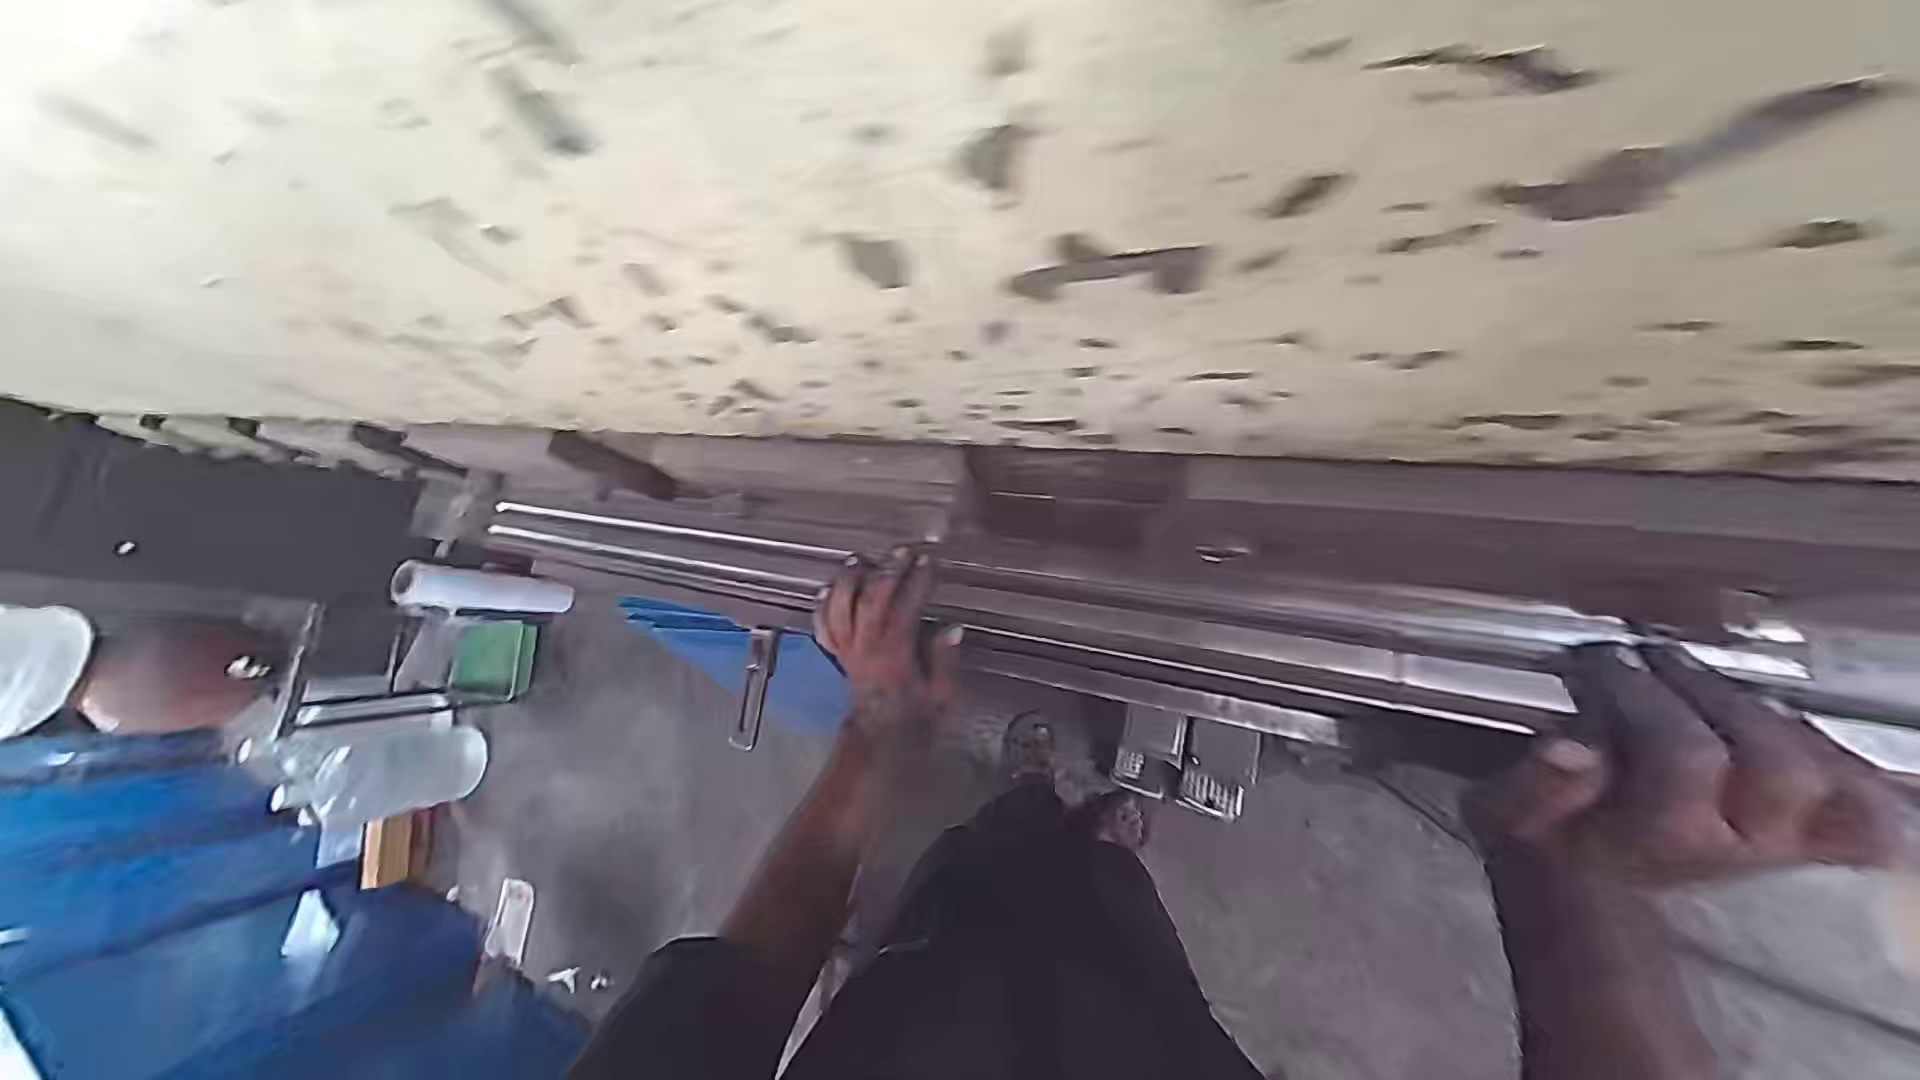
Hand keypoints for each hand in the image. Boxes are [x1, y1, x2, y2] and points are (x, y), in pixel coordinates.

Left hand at [814, 546, 961, 742]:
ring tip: (859, 560)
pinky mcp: (839, 655)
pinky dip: (823, 606)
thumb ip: (945, 661)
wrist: (879, 740)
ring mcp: (849, 650)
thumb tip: (952, 630)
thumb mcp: (941, 696)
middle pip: (870, 600)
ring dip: (849, 581)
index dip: (916, 582)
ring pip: (841, 608)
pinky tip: (828, 589)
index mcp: (895, 654)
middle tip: (900, 553)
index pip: (905, 608)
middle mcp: (867, 648)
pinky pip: (824, 627)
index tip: (927, 564)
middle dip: (886, 571)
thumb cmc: (911, 719)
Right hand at [1472, 642, 1914, 885]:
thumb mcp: (1505, 814)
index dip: (1640, 690)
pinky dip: (1830, 753)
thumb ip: (1534, 782)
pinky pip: (1868, 805)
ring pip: (1834, 777)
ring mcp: (1791, 853)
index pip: (1681, 748)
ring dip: (1767, 714)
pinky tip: (1773, 720)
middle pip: (1770, 755)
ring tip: (1706, 681)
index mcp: (1663, 836)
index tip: (1600, 656)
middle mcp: (1744, 848)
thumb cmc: (1539, 845)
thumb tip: (1570, 746)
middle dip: (1706, 691)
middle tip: (1654, 656)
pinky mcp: (1814, 851)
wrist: (1581, 897)